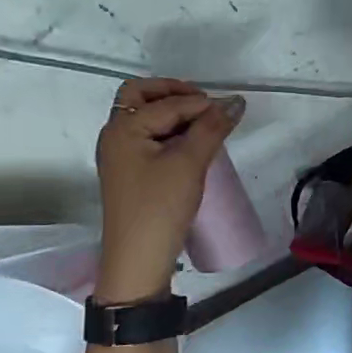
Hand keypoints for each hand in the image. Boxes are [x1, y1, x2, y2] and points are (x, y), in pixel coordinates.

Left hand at [94, 79, 243, 302]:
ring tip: (206, 126)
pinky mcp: (131, 172)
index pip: (167, 103)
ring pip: (145, 118)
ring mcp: (121, 155)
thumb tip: (236, 101)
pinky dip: (170, 132)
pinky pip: (149, 138)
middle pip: (141, 97)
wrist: (139, 258)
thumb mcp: (189, 163)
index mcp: (123, 128)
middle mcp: (116, 135)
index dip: (201, 103)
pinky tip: (193, 146)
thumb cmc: (161, 206)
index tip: (234, 109)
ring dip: (173, 113)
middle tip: (206, 107)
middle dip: (175, 95)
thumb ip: (212, 129)